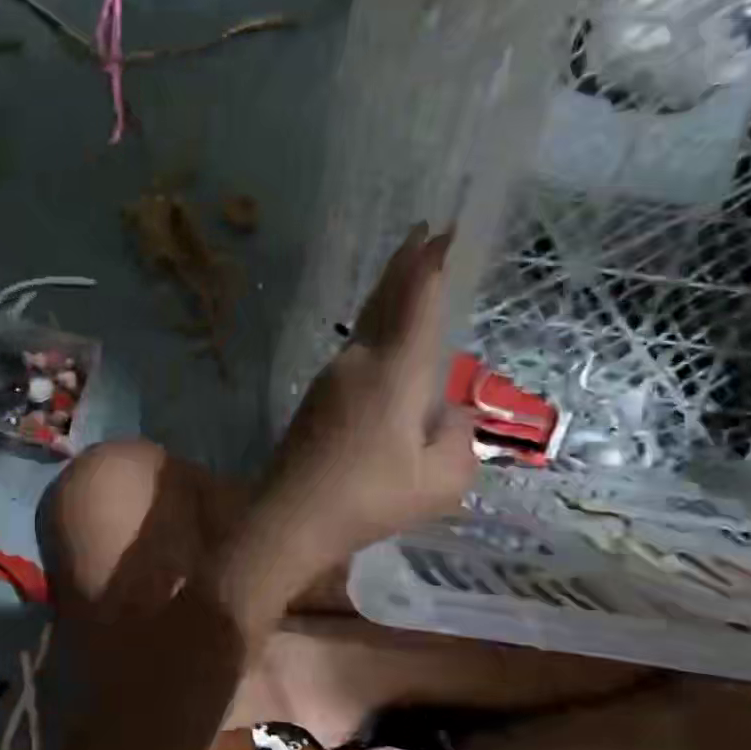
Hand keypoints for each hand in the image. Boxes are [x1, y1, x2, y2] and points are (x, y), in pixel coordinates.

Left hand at [248, 224, 476, 587]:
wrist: (290, 517)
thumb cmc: (370, 500)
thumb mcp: (440, 482)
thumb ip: (460, 441)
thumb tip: (453, 415)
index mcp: (395, 372)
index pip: (417, 302)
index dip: (429, 264)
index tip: (441, 232)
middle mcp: (360, 362)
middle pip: (384, 300)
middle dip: (404, 264)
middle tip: (421, 234)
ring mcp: (332, 377)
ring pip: (367, 324)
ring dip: (389, 296)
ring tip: (409, 276)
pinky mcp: (317, 396)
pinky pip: (357, 350)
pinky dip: (377, 329)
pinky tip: (386, 340)